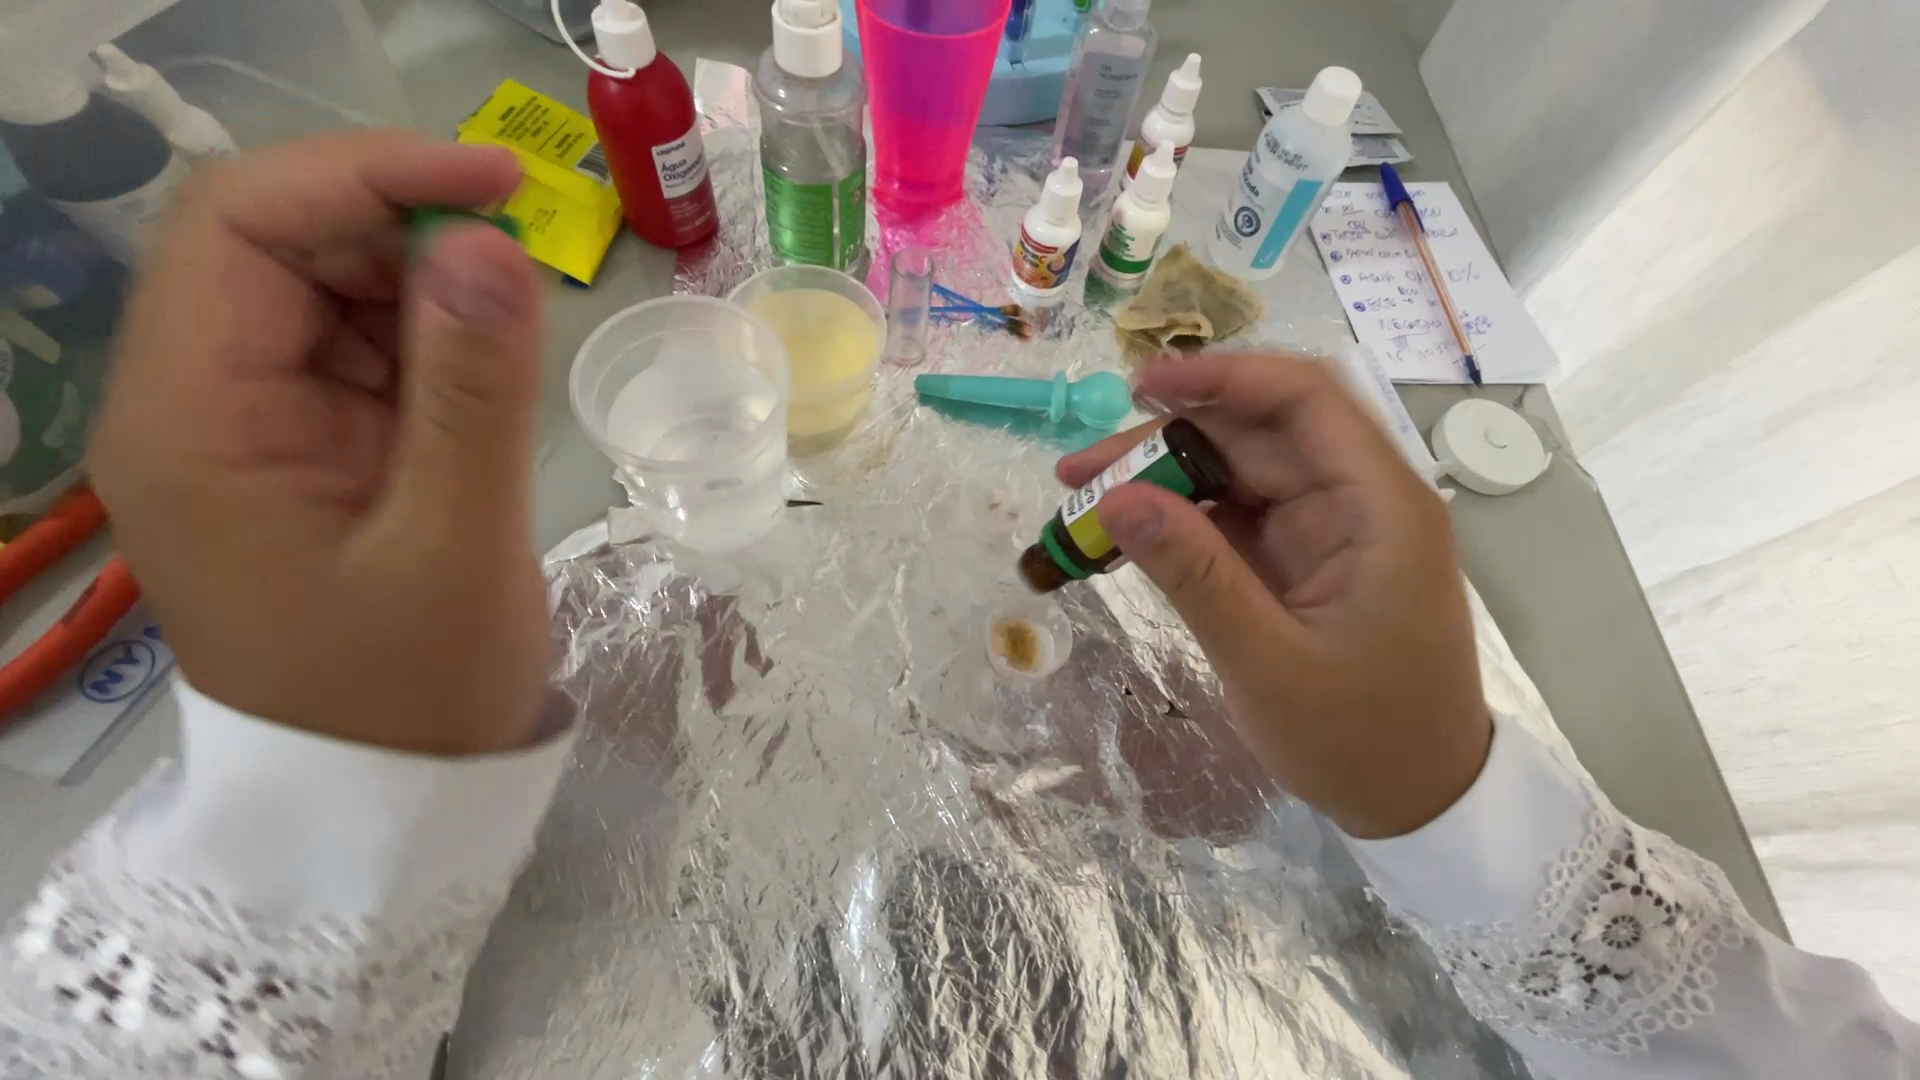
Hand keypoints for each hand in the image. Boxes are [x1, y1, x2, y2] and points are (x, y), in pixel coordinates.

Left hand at [91, 132, 549, 755]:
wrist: (396, 783)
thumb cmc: (417, 683)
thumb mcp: (459, 539)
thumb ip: (475, 390)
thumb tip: (494, 246)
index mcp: (198, 418)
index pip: (245, 227)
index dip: (371, 176)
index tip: (503, 185)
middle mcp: (204, 403)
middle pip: (283, 250)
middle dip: (407, 233)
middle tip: (527, 269)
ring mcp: (260, 428)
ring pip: (334, 301)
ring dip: (430, 295)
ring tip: (515, 346)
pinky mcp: (316, 453)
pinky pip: (369, 361)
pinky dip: (437, 350)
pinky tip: (489, 384)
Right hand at [1059, 354, 1490, 838]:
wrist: (1417, 801)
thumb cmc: (1361, 741)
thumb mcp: (1266, 661)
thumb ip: (1194, 575)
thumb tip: (1114, 499)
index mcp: (1378, 507)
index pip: (1303, 400)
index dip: (1223, 378)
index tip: (1140, 389)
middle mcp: (1354, 501)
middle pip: (1253, 435)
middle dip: (1162, 443)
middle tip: (1079, 473)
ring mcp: (1325, 530)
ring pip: (1234, 473)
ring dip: (1160, 481)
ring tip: (1083, 502)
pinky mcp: (1299, 559)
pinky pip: (1231, 518)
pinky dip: (1177, 521)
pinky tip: (1125, 535)